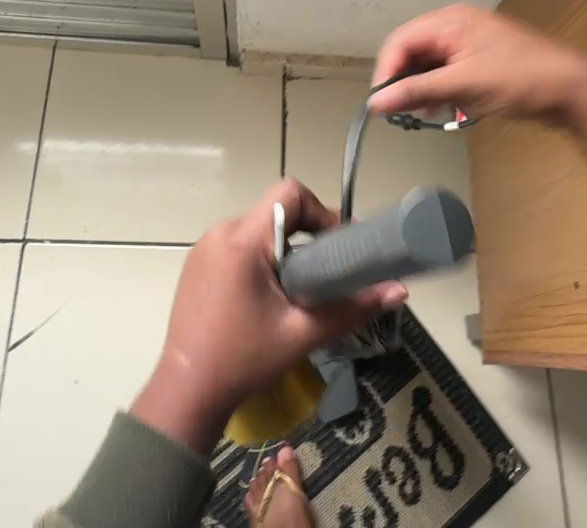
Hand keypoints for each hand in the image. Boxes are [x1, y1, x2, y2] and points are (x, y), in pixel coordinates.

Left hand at [132, 179, 408, 452]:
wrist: (186, 392)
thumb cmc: (244, 360)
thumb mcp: (303, 333)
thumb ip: (352, 307)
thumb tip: (399, 291)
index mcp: (243, 240)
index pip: (289, 194)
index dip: (320, 211)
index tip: (336, 245)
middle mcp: (220, 233)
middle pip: (275, 212)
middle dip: (306, 235)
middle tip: (328, 270)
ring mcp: (204, 248)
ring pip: (258, 229)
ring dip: (283, 249)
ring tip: (301, 288)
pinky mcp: (197, 265)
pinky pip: (238, 245)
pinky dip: (260, 259)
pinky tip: (270, 296)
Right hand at [369, 4, 586, 124]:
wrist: (576, 91)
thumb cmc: (520, 80)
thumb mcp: (464, 85)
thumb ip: (418, 91)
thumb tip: (376, 102)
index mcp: (451, 21)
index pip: (401, 40)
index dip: (387, 71)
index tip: (383, 104)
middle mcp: (457, 26)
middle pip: (413, 51)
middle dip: (405, 81)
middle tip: (402, 112)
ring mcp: (471, 43)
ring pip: (430, 64)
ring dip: (423, 89)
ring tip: (424, 114)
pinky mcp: (482, 62)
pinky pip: (449, 73)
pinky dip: (442, 91)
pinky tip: (447, 111)